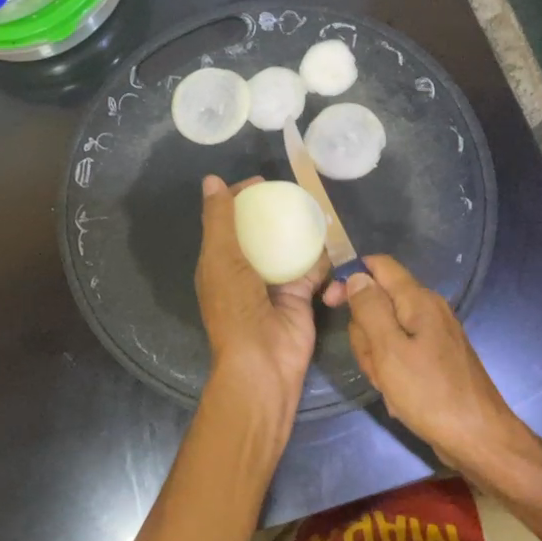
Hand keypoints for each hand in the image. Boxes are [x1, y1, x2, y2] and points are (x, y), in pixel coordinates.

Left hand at [196, 175, 327, 404]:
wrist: (263, 361)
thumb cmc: (234, 308)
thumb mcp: (220, 258)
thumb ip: (218, 219)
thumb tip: (211, 179)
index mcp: (218, 262)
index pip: (228, 221)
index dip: (240, 199)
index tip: (261, 183)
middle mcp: (245, 270)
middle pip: (261, 232)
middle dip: (276, 212)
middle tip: (296, 193)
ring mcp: (274, 284)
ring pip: (289, 248)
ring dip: (302, 231)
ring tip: (317, 209)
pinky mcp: (301, 296)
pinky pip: (313, 269)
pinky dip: (322, 258)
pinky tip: (331, 239)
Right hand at [324, 255, 527, 470]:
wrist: (476, 437)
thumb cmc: (429, 393)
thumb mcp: (389, 349)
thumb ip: (370, 309)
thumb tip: (356, 277)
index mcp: (419, 301)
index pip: (380, 266)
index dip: (351, 277)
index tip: (330, 303)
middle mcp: (429, 311)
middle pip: (379, 302)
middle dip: (365, 332)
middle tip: (374, 362)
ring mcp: (434, 336)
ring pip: (386, 332)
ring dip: (376, 357)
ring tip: (388, 383)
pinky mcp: (436, 359)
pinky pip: (400, 353)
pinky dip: (391, 370)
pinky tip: (397, 393)